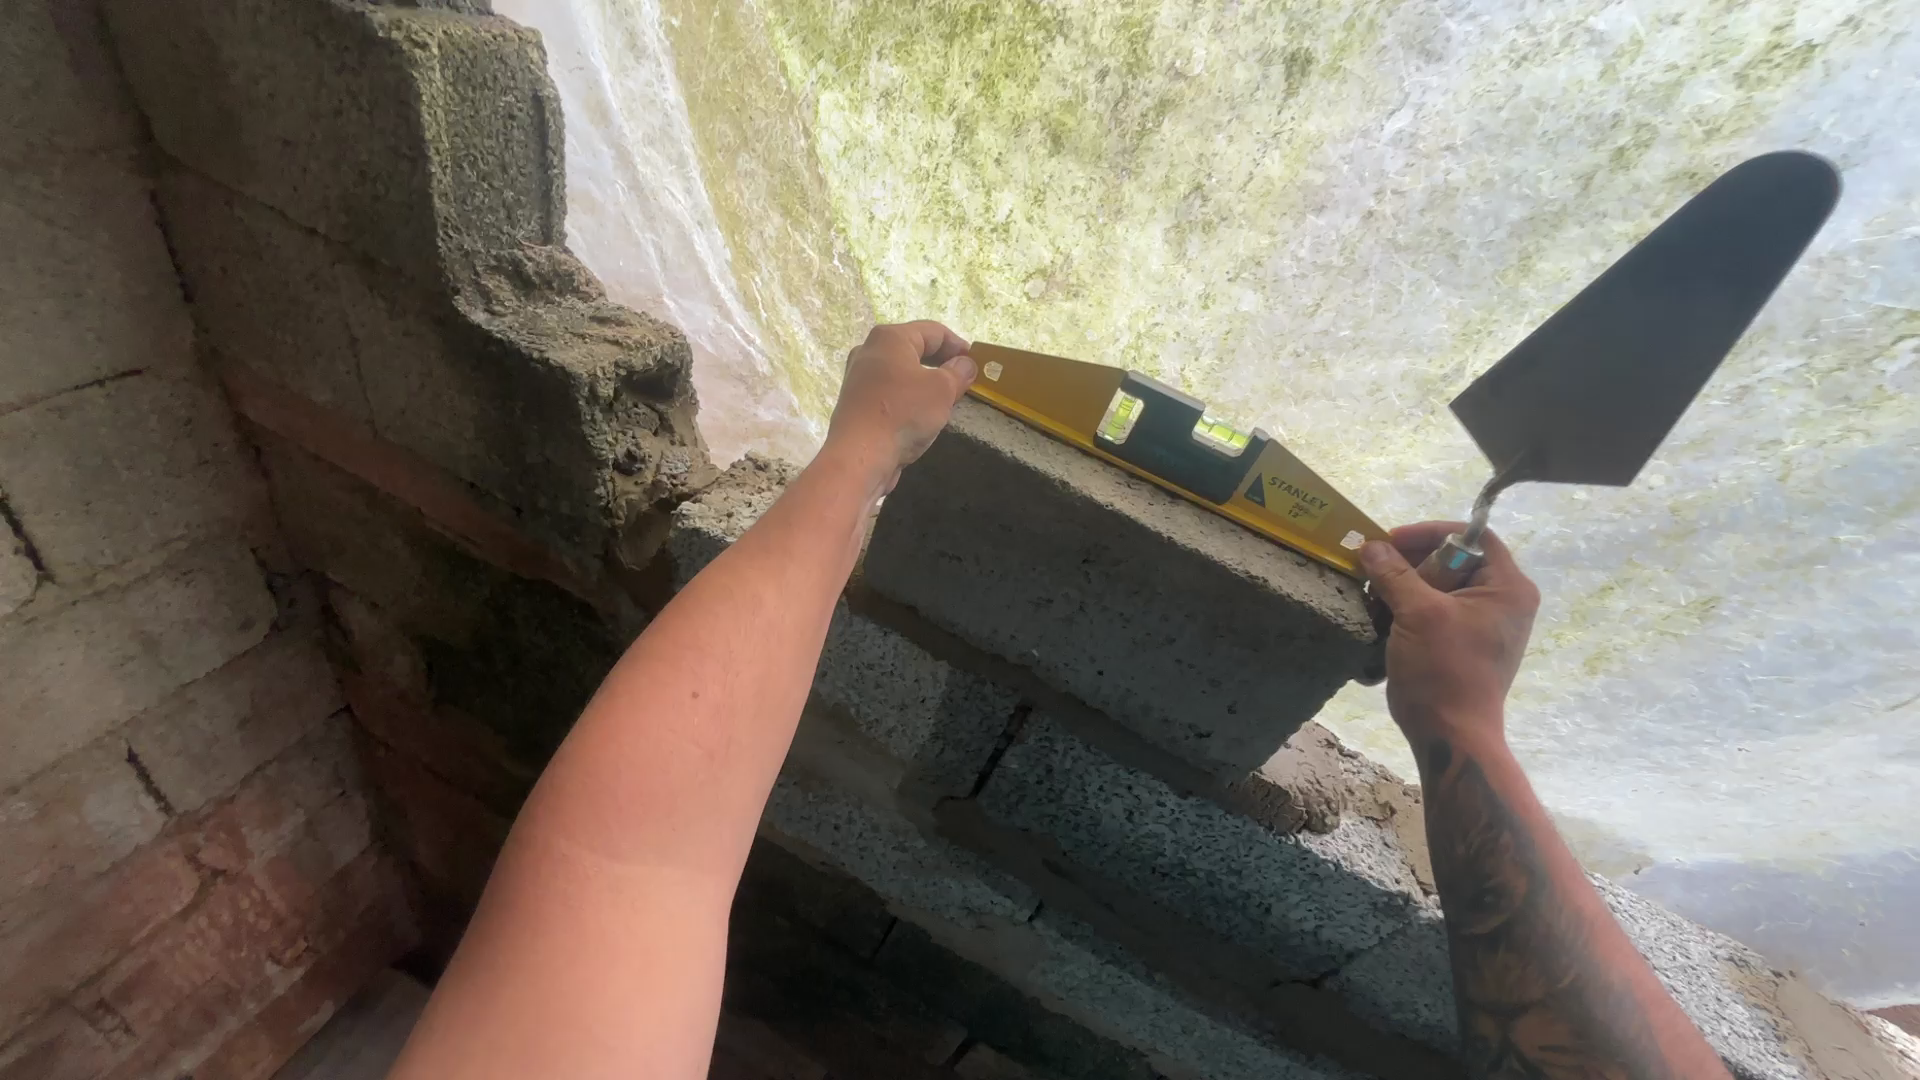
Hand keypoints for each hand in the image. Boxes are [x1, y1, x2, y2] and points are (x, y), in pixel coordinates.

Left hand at [822, 321, 976, 490]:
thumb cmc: (903, 413)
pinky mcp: (857, 404)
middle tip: (964, 381)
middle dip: (942, 364)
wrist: (859, 456)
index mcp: (889, 338)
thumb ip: (957, 373)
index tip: (977, 363)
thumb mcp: (941, 390)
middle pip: (914, 350)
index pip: (933, 331)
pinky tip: (921, 416)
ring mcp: (859, 379)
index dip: (958, 345)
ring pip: (902, 373)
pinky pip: (890, 393)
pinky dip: (909, 398)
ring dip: (926, 383)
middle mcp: (869, 352)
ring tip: (947, 400)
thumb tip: (966, 364)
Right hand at [1360, 522, 1539, 747]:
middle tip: (1374, 568)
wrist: (1448, 731)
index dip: (1431, 533)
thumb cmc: (1444, 669)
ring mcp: (1478, 622)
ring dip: (1400, 585)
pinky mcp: (1457, 640)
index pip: (1474, 537)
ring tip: (1373, 595)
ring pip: (1435, 584)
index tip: (1390, 541)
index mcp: (1506, 588)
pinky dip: (1403, 606)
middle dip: (1409, 561)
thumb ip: (1394, 574)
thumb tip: (1370, 546)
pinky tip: (1380, 615)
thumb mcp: (1417, 614)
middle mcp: (1498, 601)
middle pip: (1451, 559)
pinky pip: (1429, 608)